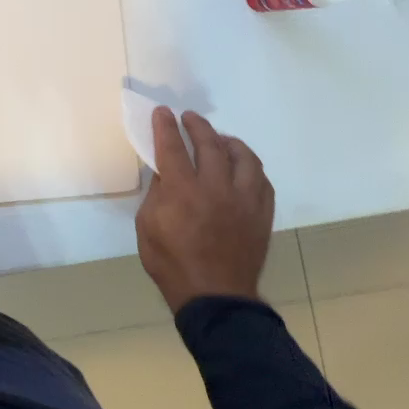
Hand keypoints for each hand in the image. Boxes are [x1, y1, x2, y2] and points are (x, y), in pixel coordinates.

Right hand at [136, 107, 274, 312]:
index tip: (163, 112)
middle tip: (189, 118)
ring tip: (219, 138)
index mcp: (183, 191)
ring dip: (228, 142)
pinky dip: (249, 166)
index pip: (173, 148)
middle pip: (210, 145)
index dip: (165, 127)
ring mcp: (244, 199)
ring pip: (243, 157)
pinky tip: (241, 166)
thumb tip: (165, 174)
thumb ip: (156, 195)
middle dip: (197, 127)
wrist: (215, 295)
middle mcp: (216, 188)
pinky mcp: (262, 212)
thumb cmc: (171, 263)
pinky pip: (261, 179)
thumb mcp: (147, 227)